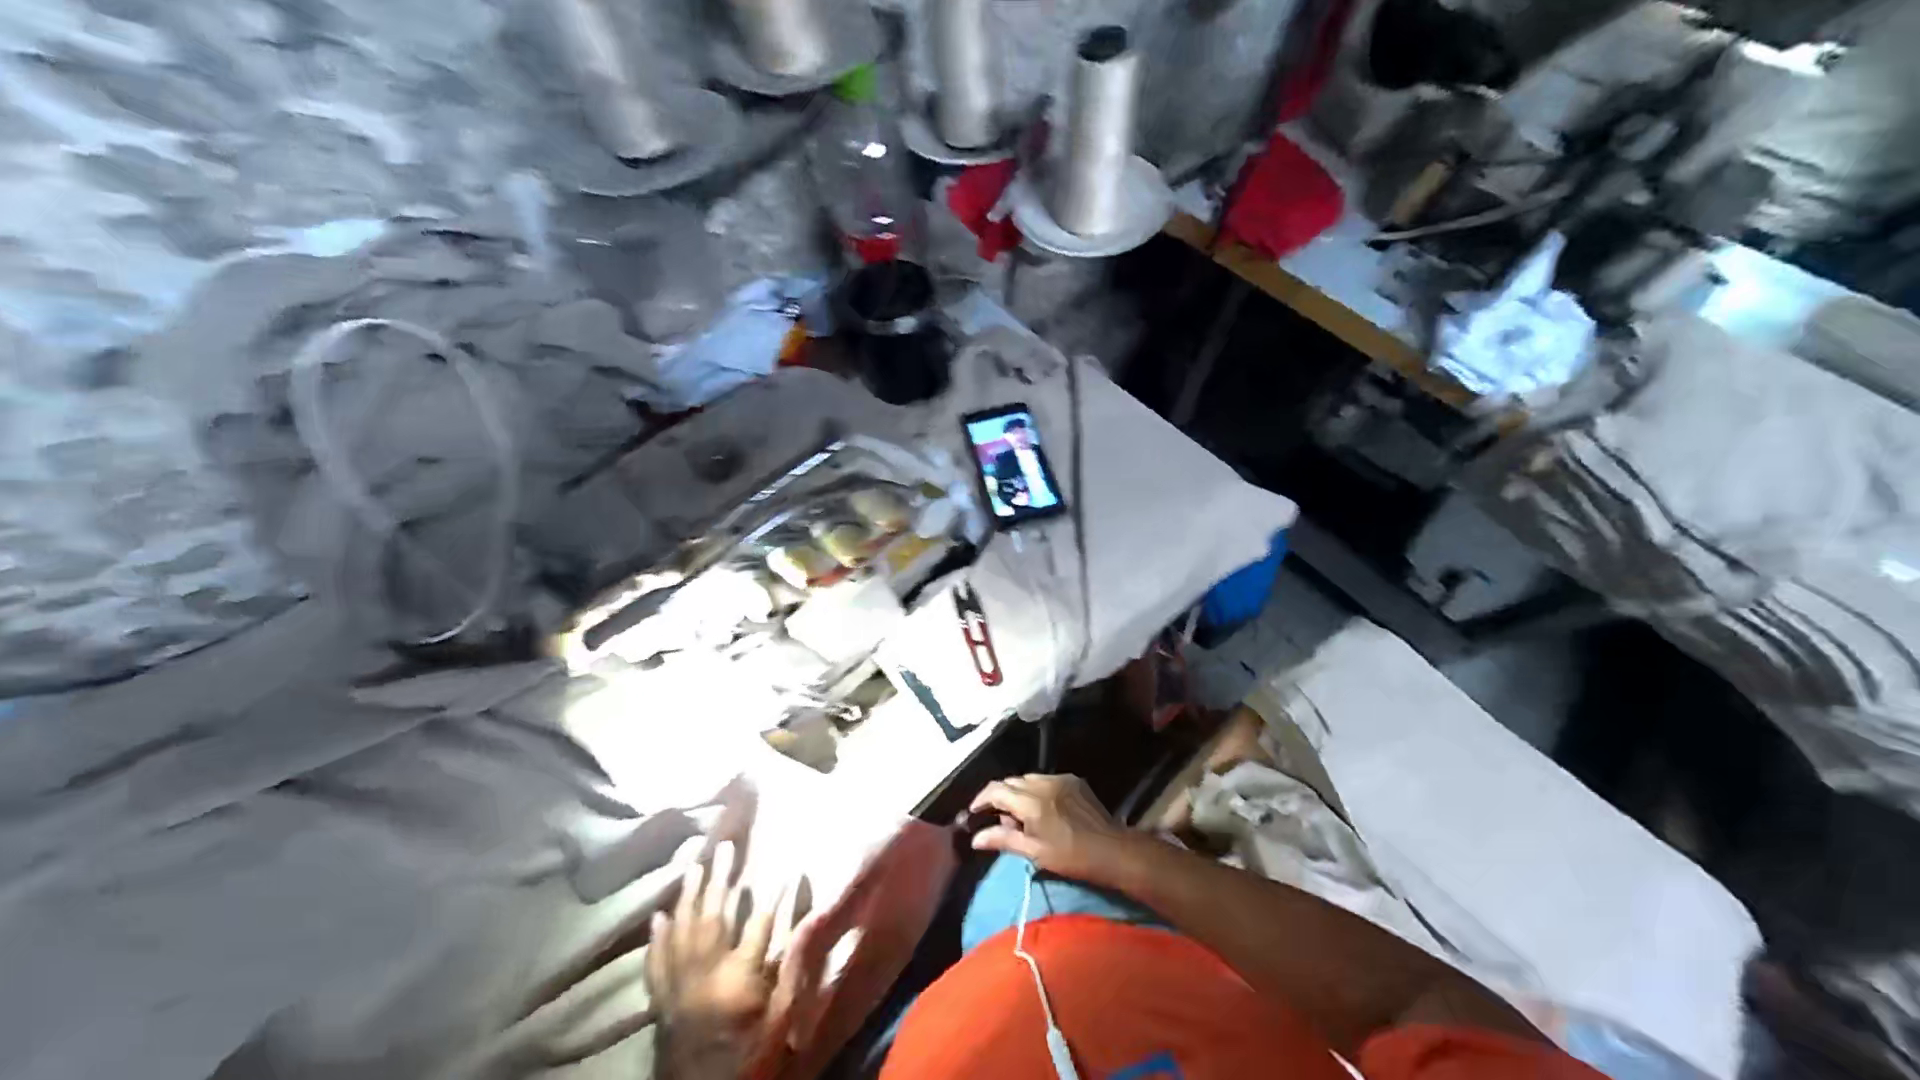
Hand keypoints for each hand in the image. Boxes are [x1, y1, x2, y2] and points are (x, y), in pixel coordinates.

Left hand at [646, 842, 805, 1077]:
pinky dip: (657, 936)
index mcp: (738, 977)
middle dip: (722, 877)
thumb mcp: (779, 1016)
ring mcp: (678, 983)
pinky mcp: (660, 998)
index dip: (776, 894)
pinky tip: (660, 916)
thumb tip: (806, 926)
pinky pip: (655, 959)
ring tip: (695, 866)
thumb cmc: (748, 1055)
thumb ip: (791, 970)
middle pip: (714, 914)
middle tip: (727, 847)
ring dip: (688, 895)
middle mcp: (705, 972)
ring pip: (682, 928)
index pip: (761, 923)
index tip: (788, 868)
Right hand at [968, 774, 1134, 884]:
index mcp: (1031, 802)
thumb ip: (1003, 840)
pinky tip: (1041, 809)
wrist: (1113, 851)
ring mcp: (1060, 779)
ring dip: (1018, 792)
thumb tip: (975, 838)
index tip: (974, 812)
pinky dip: (1035, 790)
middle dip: (999, 796)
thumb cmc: (1072, 857)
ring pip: (1028, 778)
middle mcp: (1043, 783)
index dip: (981, 799)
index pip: (996, 790)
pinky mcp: (1073, 780)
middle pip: (1011, 781)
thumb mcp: (1035, 852)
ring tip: (1020, 817)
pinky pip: (1045, 779)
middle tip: (998, 820)